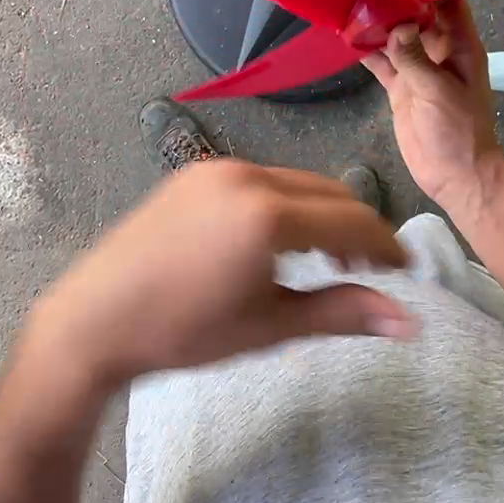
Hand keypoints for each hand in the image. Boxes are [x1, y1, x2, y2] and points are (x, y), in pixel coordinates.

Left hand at [20, 160, 413, 391]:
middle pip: (330, 193)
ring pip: (296, 183)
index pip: (352, 221)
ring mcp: (217, 170)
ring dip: (322, 215)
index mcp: (269, 214)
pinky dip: (287, 206)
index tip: (406, 271)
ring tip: (325, 260)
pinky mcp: (195, 174)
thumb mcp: (270, 327)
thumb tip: (410, 322)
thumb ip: (343, 313)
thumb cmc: (184, 332)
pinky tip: (277, 242)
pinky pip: (262, 181)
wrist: (93, 320)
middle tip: (368, 271)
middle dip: (358, 228)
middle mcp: (248, 176)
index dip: (386, 246)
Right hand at [361, 0, 503, 211]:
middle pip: (418, 16)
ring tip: (351, 6)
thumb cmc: (458, 131)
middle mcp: (440, 52)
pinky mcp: (401, 88)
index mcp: (460, 46)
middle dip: (396, 1)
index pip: (449, 3)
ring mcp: (419, 70)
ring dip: (378, 25)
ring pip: (397, 38)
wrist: (455, 174)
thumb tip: (396, 27)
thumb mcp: (438, 91)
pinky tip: (348, 39)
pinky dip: (368, 52)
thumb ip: (415, 58)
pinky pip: (383, 63)